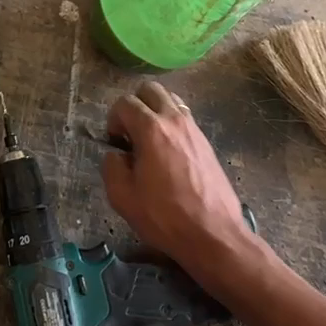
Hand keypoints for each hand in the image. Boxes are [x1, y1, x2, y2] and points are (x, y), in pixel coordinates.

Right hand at [101, 82, 255, 271]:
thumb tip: (117, 155)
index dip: (114, 120)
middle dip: (135, 105)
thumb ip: (111, 167)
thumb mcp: (123, 198)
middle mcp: (174, 120)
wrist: (214, 236)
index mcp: (151, 129)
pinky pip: (184, 118)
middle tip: (132, 133)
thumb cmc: (166, 217)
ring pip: (170, 100)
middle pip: (150, 89)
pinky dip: (172, 125)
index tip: (116, 143)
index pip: (125, 103)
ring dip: (155, 111)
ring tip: (151, 140)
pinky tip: (169, 154)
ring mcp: (194, 130)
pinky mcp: (207, 143)